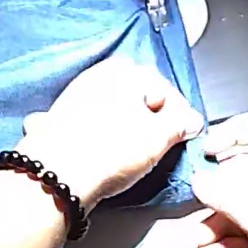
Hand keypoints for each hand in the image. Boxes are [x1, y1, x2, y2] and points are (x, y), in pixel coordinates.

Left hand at [15, 57, 205, 206]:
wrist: (57, 176)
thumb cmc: (112, 152)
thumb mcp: (159, 138)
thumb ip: (180, 124)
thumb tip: (191, 121)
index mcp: (124, 71)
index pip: (164, 89)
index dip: (179, 114)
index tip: (184, 134)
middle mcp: (96, 76)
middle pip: (134, 97)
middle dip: (148, 118)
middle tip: (158, 145)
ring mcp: (72, 98)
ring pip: (110, 109)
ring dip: (123, 126)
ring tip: (130, 153)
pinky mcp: (56, 122)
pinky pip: (87, 123)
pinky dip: (97, 133)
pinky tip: (101, 150)